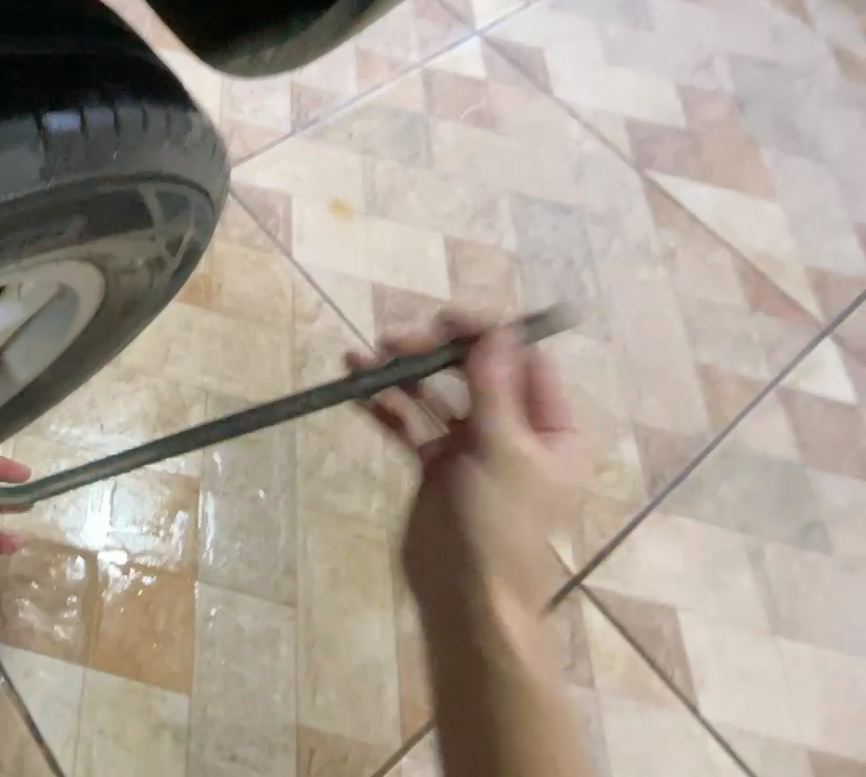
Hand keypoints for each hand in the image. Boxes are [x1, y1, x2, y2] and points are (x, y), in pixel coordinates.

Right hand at [347, 314, 585, 622]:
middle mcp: (514, 430)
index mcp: (552, 428)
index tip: (443, 316)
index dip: (486, 334)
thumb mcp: (502, 450)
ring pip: (433, 394)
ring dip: (399, 374)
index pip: (523, 362)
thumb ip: (495, 389)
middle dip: (431, 352)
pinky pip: (407, 422)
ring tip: (361, 357)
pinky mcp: (434, 462)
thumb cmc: (498, 522)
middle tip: (390, 340)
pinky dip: (383, 405)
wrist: (464, 591)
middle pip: (472, 372)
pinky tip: (354, 390)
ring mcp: (470, 445)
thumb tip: (496, 332)